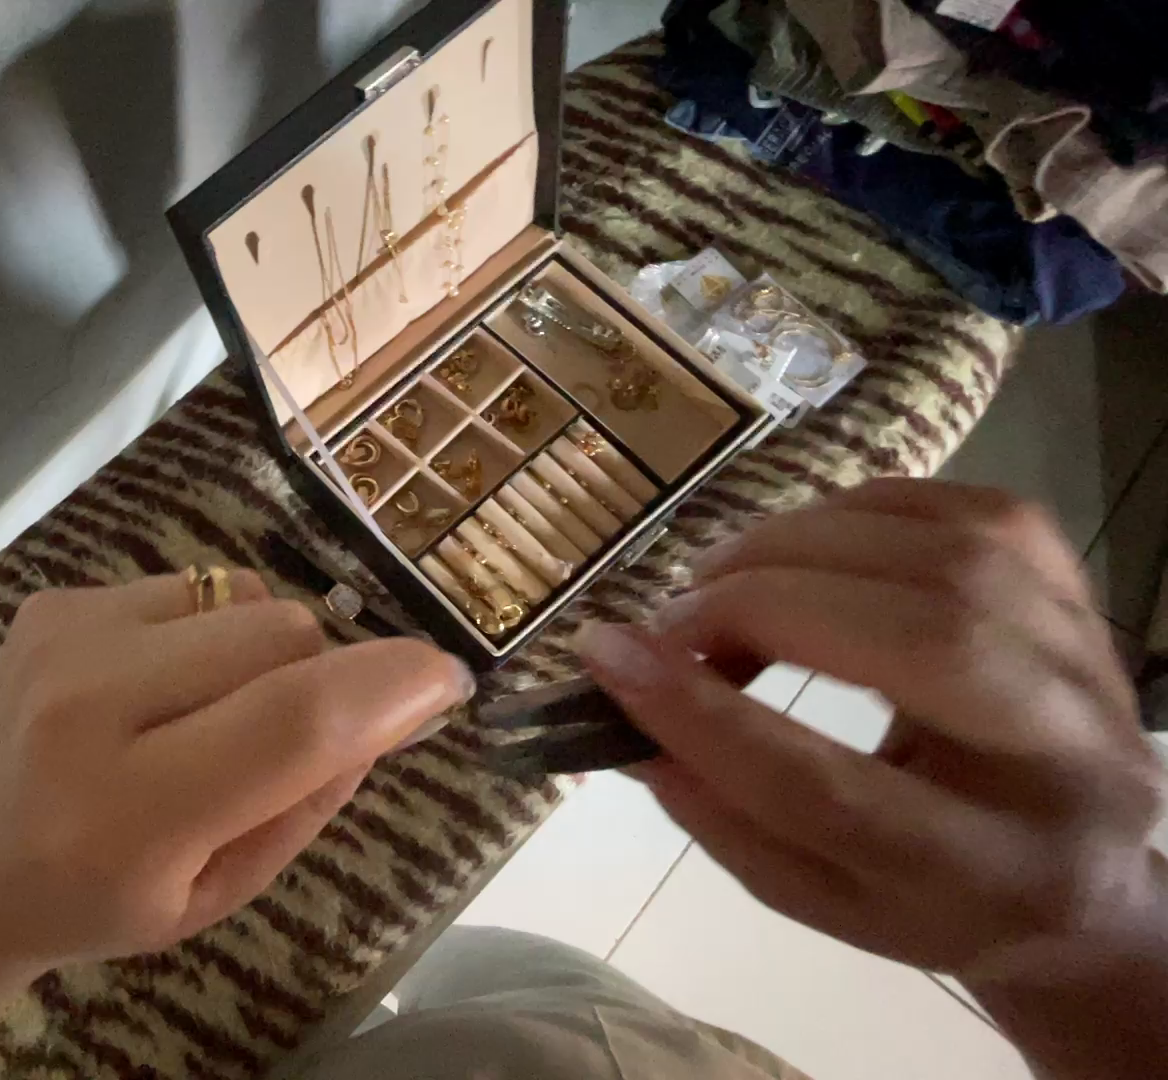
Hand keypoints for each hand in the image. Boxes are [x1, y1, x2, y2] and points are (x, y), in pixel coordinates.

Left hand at [0, 572, 473, 1018]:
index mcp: (130, 813)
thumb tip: (392, 700)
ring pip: (242, 595)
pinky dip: (202, 630)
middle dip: (316, 670)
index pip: (291, 719)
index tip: (443, 676)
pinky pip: (188, 586)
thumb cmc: (106, 898)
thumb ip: (315, 794)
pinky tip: (154, 682)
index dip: (388, 684)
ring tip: (206, 706)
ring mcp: (62, 638)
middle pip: (277, 633)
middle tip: (283, 724)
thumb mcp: (226, 887)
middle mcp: (85, 706)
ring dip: (258, 647)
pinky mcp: (53, 602)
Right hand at [577, 480, 1165, 987]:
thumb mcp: (801, 886)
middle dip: (757, 609)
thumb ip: (709, 808)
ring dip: (790, 548)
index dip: (697, 712)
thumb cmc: (913, 891)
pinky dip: (853, 510)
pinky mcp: (1080, 595)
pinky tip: (793, 547)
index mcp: (985, 875)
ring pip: (947, 559)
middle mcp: (1071, 765)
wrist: (1071, 870)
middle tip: (673, 621)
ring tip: (716, 581)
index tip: (601, 653)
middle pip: (927, 644)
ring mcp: (1092, 664)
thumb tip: (621, 709)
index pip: (825, 787)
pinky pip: (971, 511)